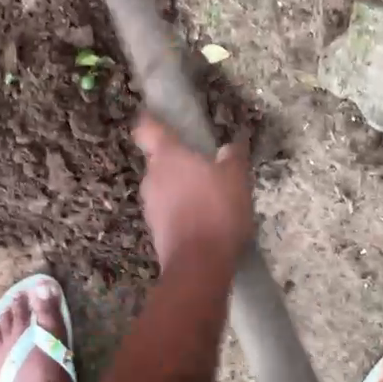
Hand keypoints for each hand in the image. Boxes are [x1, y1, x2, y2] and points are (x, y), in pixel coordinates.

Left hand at [133, 114, 254, 273]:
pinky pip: (168, 210)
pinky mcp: (156, 232)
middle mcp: (152, 178)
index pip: (146, 129)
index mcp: (167, 156)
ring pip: (163, 186)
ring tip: (207, 193)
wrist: (199, 266)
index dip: (149, 120)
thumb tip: (235, 142)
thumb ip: (234, 155)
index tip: (155, 115)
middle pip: (158, 160)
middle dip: (176, 159)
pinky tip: (204, 218)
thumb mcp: (236, 177)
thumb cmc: (216, 210)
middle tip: (202, 162)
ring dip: (180, 187)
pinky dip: (181, 210)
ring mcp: (151, 207)